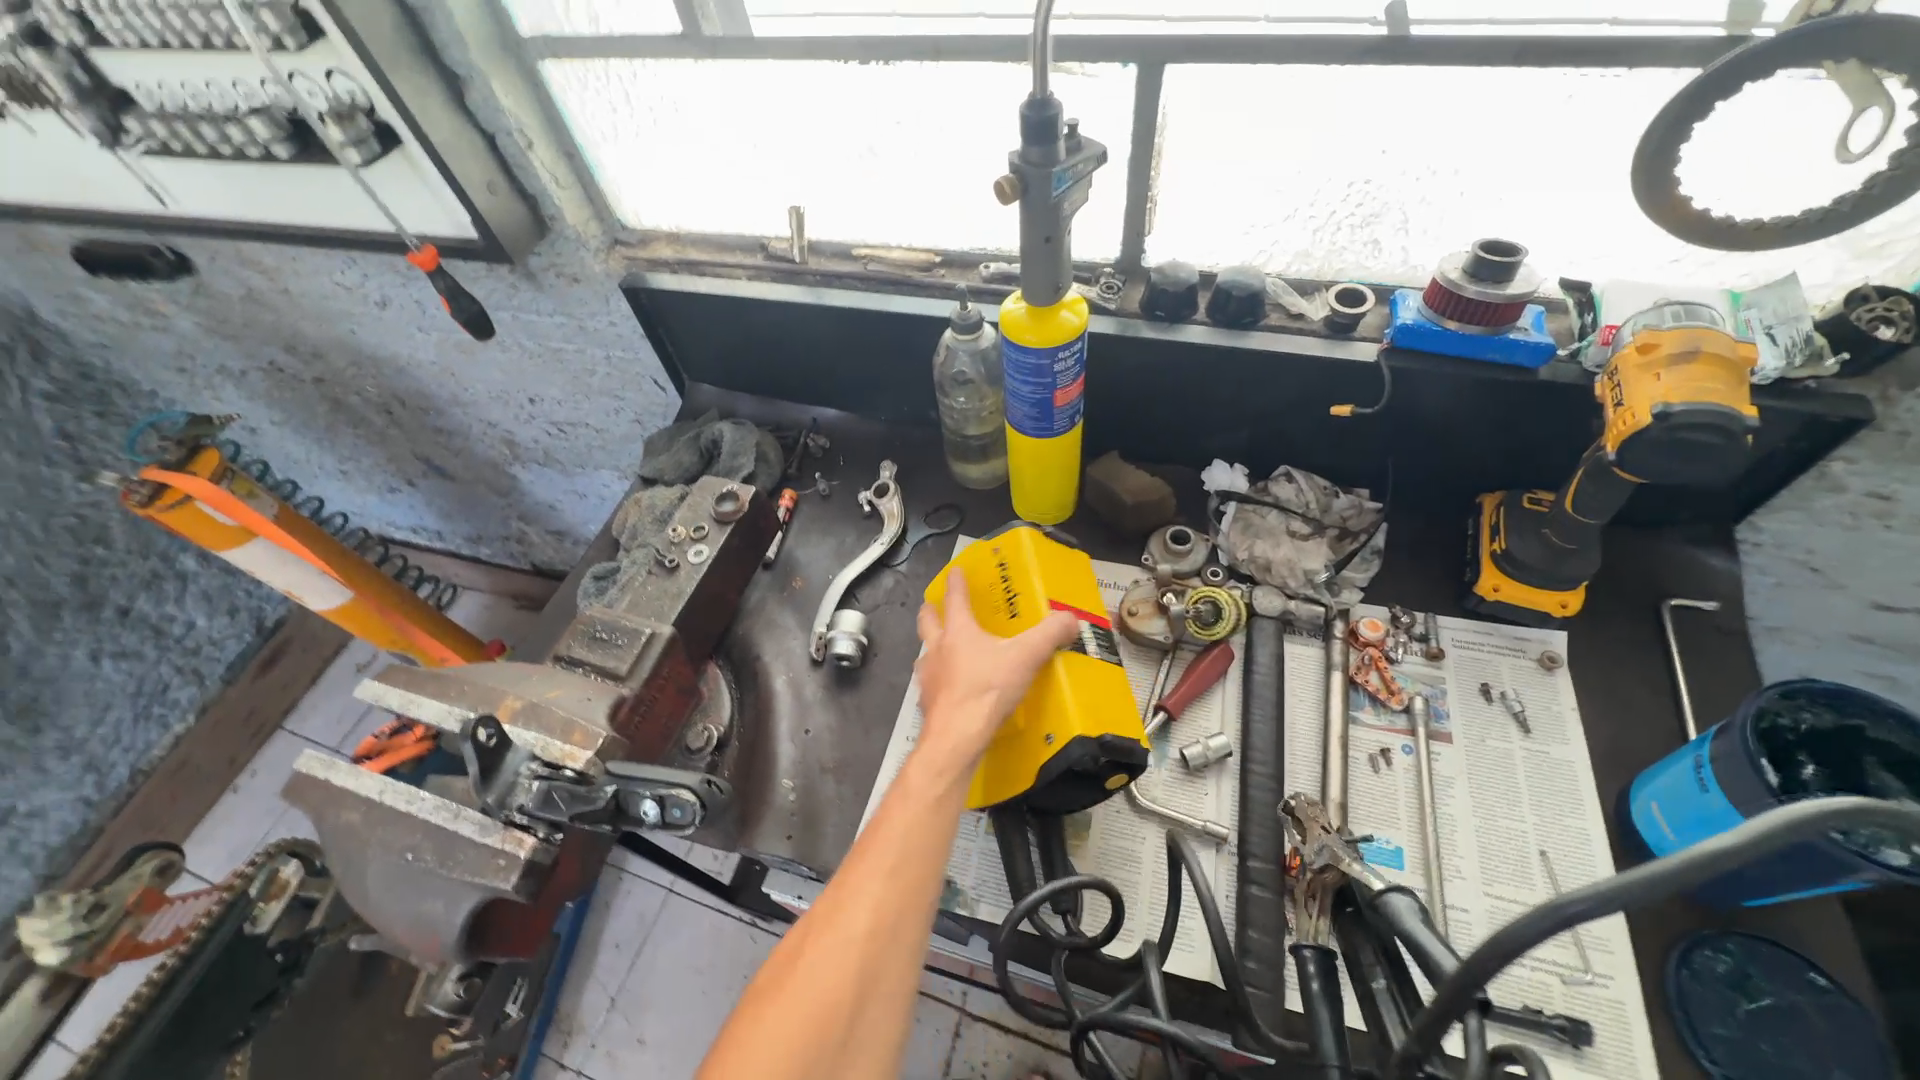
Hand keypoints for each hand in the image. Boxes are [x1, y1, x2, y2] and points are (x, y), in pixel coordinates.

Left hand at [912, 567, 1078, 774]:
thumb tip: (1071, 619)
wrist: (956, 737)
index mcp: (958, 630)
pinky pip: (931, 683)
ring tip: (946, 651)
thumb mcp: (1026, 657)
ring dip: (933, 648)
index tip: (955, 571)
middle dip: (931, 610)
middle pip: (927, 621)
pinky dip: (939, 681)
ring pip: (925, 653)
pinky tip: (952, 689)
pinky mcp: (927, 702)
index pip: (954, 597)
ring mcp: (928, 676)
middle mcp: (937, 648)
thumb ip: (1049, 635)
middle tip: (937, 607)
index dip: (956, 582)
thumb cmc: (987, 689)